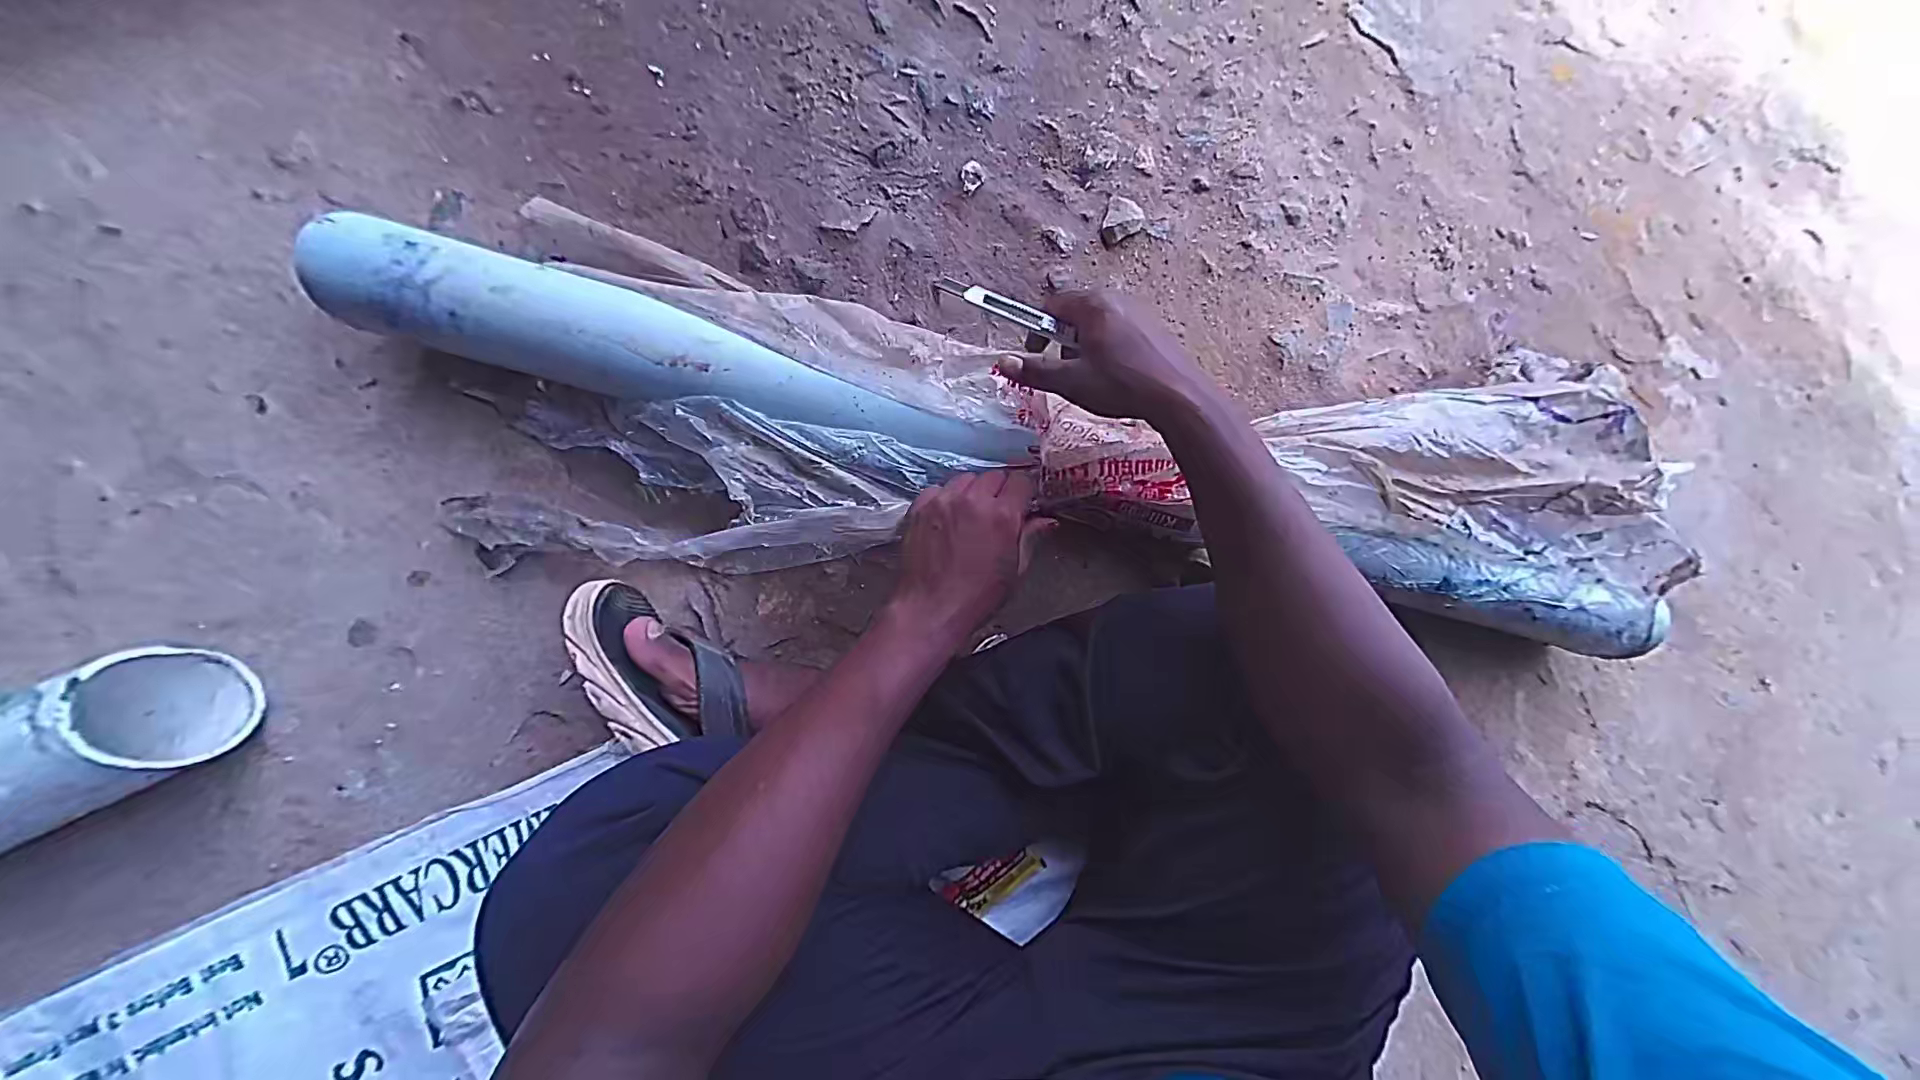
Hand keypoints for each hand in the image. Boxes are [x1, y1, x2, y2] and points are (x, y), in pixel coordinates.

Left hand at [890, 470, 1051, 636]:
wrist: (930, 609)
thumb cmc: (976, 597)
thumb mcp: (1015, 571)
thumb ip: (1030, 537)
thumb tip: (1046, 520)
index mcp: (1002, 515)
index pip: (1021, 481)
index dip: (1024, 491)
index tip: (1023, 501)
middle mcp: (972, 500)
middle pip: (994, 475)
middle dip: (1000, 490)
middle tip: (998, 511)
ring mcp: (943, 501)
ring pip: (965, 478)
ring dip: (973, 491)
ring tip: (971, 514)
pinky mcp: (920, 508)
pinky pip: (938, 489)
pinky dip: (946, 498)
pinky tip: (948, 518)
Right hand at [997, 291, 1223, 422]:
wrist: (1178, 396)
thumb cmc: (1121, 385)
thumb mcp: (1070, 381)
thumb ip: (1034, 370)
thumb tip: (1003, 362)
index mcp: (1092, 305)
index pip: (1050, 306)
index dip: (1036, 331)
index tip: (1036, 355)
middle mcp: (1116, 300)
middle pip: (1074, 313)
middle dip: (1061, 340)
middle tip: (1064, 369)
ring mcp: (1138, 313)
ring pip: (1097, 324)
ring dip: (1084, 346)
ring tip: (1090, 377)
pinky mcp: (1153, 329)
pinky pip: (1118, 332)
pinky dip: (1107, 349)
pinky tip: (1115, 376)